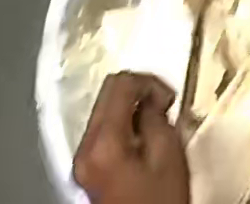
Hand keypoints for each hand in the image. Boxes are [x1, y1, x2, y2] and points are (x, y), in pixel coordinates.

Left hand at [72, 73, 189, 203]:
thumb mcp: (168, 154)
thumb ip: (156, 115)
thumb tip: (151, 97)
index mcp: (103, 143)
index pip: (120, 84)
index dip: (148, 81)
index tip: (168, 96)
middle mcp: (84, 148)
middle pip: (107, 92)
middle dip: (139, 90)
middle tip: (164, 103)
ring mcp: (81, 160)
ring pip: (104, 108)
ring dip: (131, 105)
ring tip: (156, 119)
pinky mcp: (86, 168)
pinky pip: (103, 128)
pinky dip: (123, 121)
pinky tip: (142, 134)